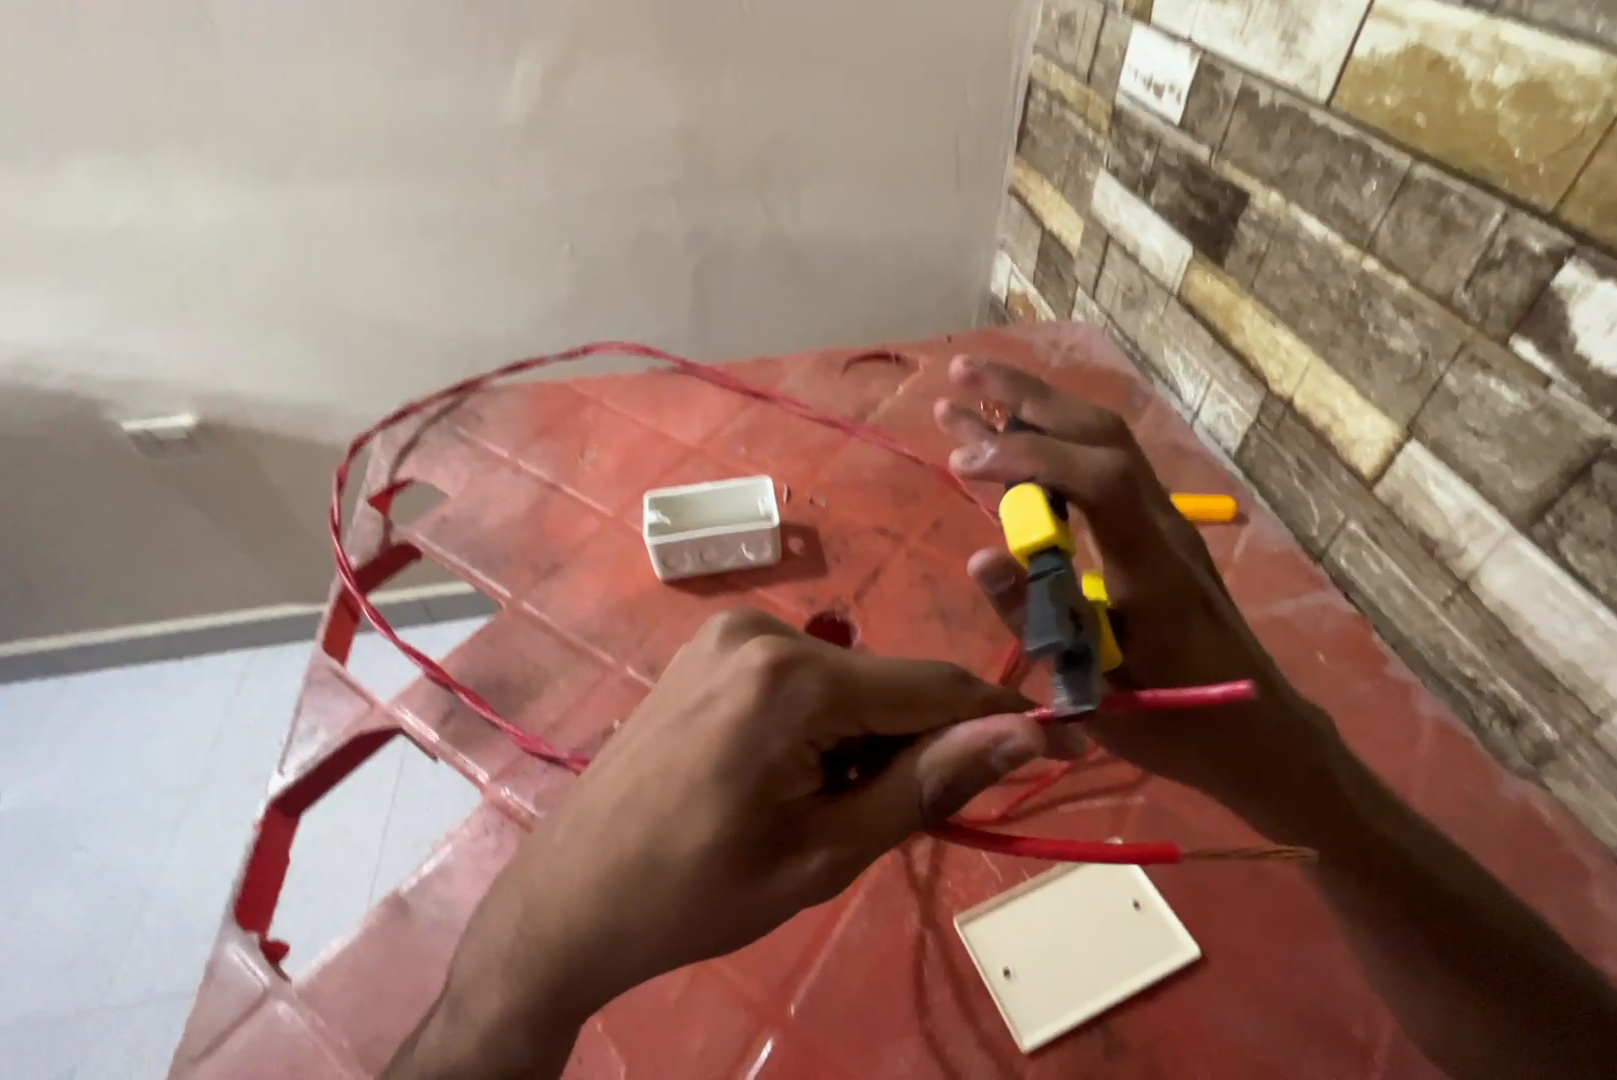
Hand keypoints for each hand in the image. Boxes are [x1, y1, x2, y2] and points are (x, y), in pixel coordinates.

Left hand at [394, 607, 1050, 1076]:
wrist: (573, 893)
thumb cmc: (699, 890)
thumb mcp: (826, 851)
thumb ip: (929, 782)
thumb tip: (1025, 734)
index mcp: (792, 678)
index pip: (932, 684)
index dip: (993, 718)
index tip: (1044, 747)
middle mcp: (763, 629)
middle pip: (885, 681)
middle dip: (908, 744)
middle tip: (882, 817)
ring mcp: (730, 632)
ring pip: (845, 678)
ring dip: (861, 737)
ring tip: (816, 804)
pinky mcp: (711, 646)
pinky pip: (800, 675)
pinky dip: (820, 721)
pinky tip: (783, 772)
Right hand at [934, 356, 1344, 820]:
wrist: (1256, 732)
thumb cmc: (1173, 722)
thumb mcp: (1095, 689)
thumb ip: (1037, 620)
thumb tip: (979, 555)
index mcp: (1153, 565)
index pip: (1097, 478)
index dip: (1029, 456)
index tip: (962, 461)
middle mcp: (1162, 525)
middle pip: (1100, 434)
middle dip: (1025, 396)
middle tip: (959, 370)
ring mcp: (1163, 522)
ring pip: (1104, 440)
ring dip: (1038, 407)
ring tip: (972, 388)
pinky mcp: (1156, 530)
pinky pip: (1105, 464)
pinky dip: (1055, 438)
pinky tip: (1018, 437)